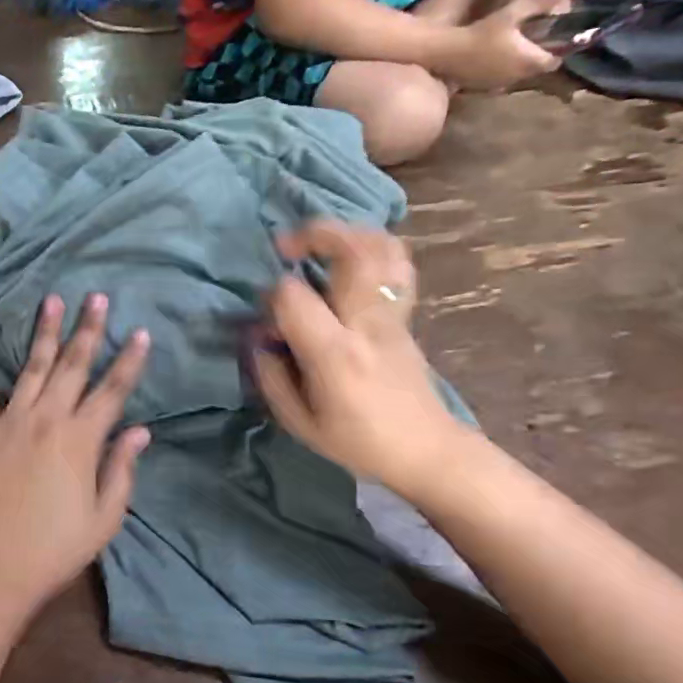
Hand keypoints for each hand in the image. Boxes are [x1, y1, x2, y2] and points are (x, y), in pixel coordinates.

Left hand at [0, 293, 152, 621]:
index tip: (141, 332)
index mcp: (81, 440)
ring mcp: (10, 424)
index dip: (129, 361)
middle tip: (96, 297)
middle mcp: (46, 420)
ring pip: (32, 369)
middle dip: (88, 330)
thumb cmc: (56, 550)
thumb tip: (141, 430)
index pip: (113, 391)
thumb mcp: (104, 517)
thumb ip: (122, 469)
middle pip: (73, 366)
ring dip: (43, 334)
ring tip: (51, 301)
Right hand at [251, 222, 474, 492]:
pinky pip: (396, 263)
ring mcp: (393, 315)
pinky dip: (372, 246)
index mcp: (336, 354)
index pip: (294, 297)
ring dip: (347, 233)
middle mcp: (368, 324)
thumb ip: (269, 376)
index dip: (271, 295)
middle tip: (287, 245)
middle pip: (352, 252)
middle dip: (315, 234)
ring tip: (319, 243)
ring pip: (382, 247)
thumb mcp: (300, 423)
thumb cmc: (359, 443)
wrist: (427, 450)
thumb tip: (256, 336)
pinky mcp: (404, 314)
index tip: (267, 318)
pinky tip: (350, 256)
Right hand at [443, 0, 562, 90]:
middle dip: (535, 57)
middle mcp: (518, 76)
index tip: (551, 39)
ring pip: (517, 75)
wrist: (447, 53)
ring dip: (517, 65)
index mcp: (529, 60)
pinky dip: (501, 71)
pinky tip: (491, 59)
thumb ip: (538, 2)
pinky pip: (500, 80)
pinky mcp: (483, 88)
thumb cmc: (481, 33)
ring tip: (510, 49)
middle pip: (535, 69)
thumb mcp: (511, 12)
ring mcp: (499, 84)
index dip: (555, 50)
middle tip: (531, 40)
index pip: (554, 61)